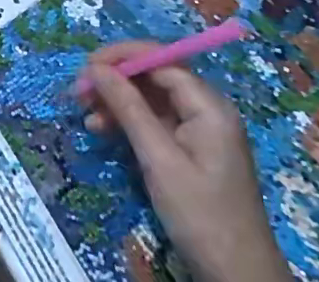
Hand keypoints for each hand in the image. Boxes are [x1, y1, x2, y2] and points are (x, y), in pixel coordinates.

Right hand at [82, 42, 288, 281]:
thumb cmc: (201, 216)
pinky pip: (155, 120)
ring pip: (150, 98)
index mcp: (208, 105)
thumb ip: (128, 108)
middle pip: (154, 76)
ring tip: (86, 114)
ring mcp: (199, 129)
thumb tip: (96, 68)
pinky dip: (128, 122)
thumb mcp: (159, 159)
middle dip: (115, 79)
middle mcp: (206, 109)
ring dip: (117, 101)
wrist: (238, 278)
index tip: (86, 68)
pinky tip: (102, 130)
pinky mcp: (190, 149)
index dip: (121, 58)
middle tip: (80, 92)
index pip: (160, 60)